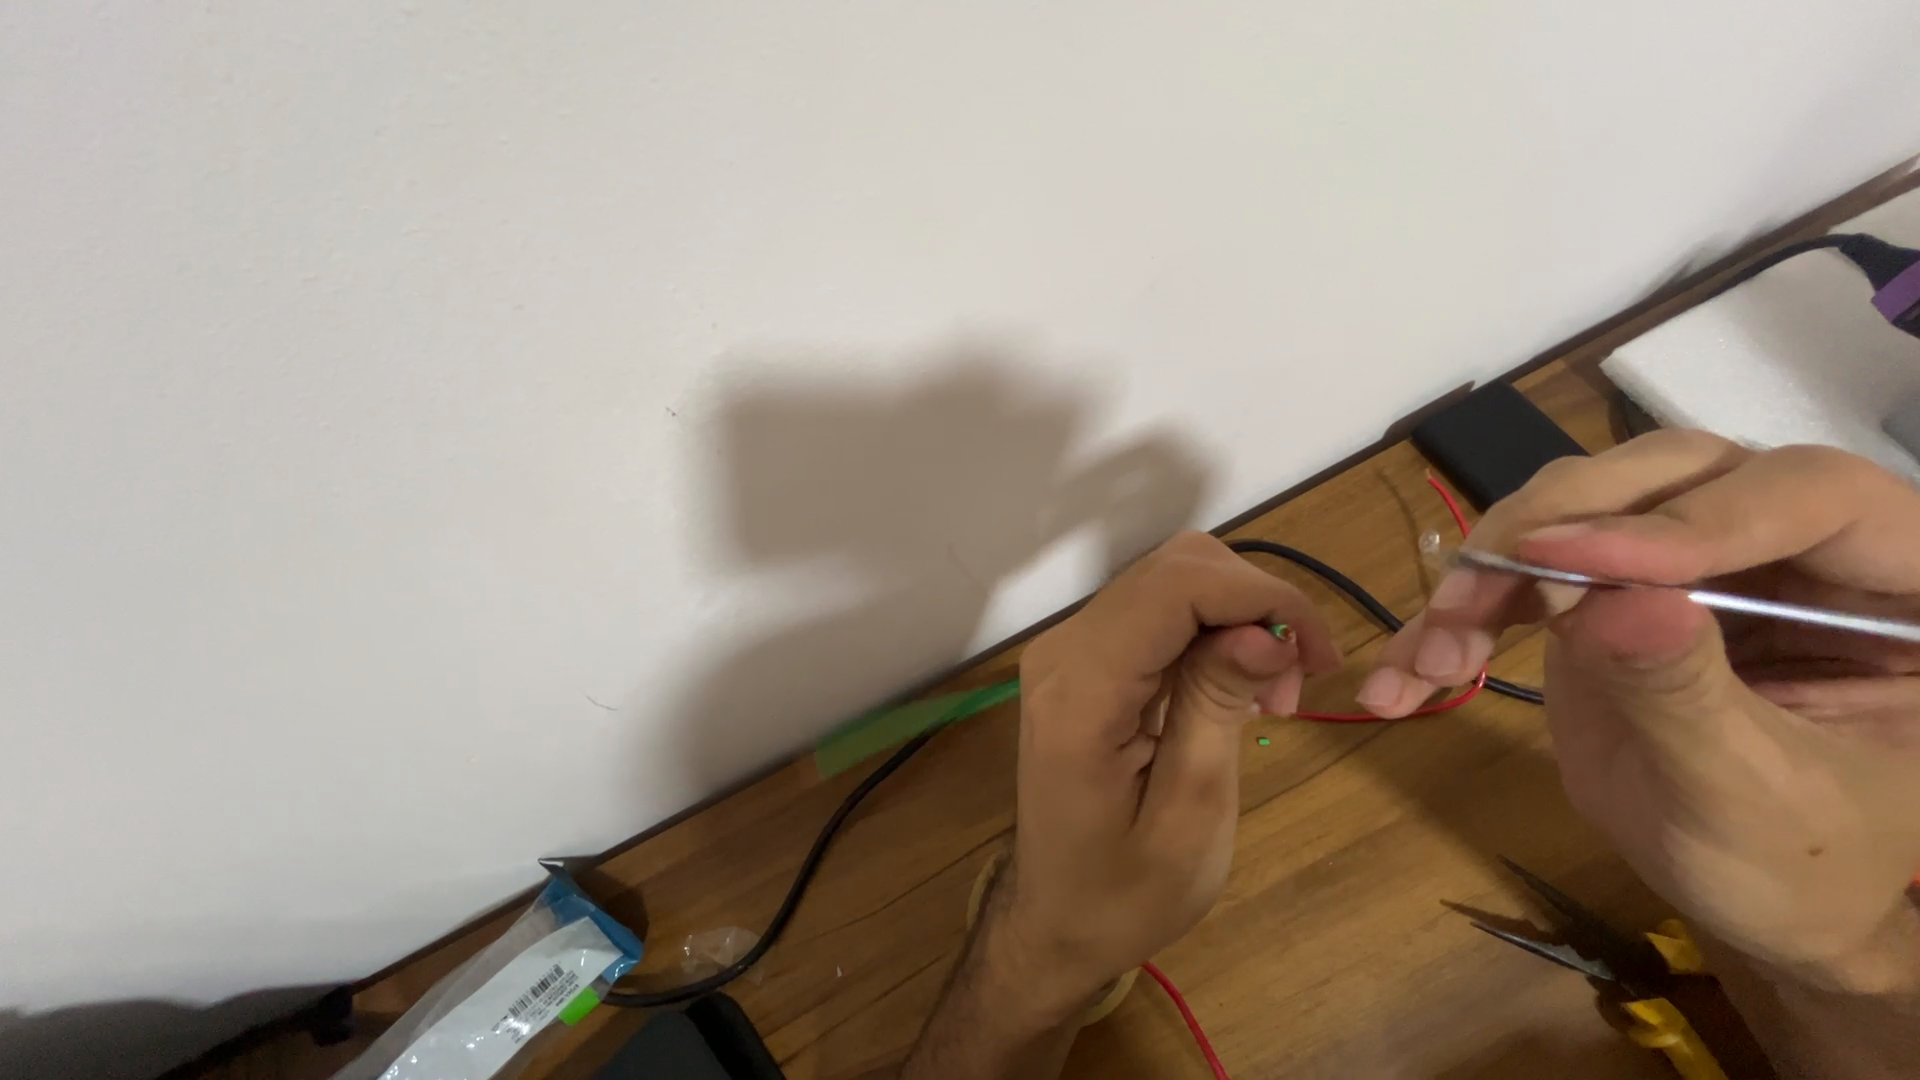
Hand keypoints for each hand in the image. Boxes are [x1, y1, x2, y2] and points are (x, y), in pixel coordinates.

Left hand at [991, 531, 1340, 1016]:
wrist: (1055, 917)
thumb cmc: (1125, 892)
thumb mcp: (1190, 813)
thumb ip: (1217, 706)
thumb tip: (1268, 628)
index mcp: (1080, 692)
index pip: (1174, 587)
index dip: (1262, 597)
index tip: (1319, 656)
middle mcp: (1061, 651)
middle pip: (1173, 570)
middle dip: (1255, 603)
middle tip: (1298, 681)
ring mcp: (1064, 651)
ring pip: (1167, 581)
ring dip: (1236, 615)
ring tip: (1271, 692)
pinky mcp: (1078, 659)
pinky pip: (1153, 613)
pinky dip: (1208, 630)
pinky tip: (1234, 685)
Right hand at [1361, 431, 1919, 986]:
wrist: (1747, 895)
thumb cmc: (1797, 866)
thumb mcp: (1748, 794)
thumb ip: (1682, 692)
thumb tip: (1611, 597)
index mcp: (1898, 585)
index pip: (1801, 497)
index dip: (1681, 520)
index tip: (1557, 566)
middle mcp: (1782, 547)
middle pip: (1654, 478)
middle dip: (1542, 535)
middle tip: (1464, 601)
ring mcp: (1676, 565)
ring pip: (1559, 515)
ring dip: (1477, 582)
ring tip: (1429, 660)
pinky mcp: (1593, 594)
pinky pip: (1506, 579)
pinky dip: (1445, 626)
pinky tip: (1399, 679)